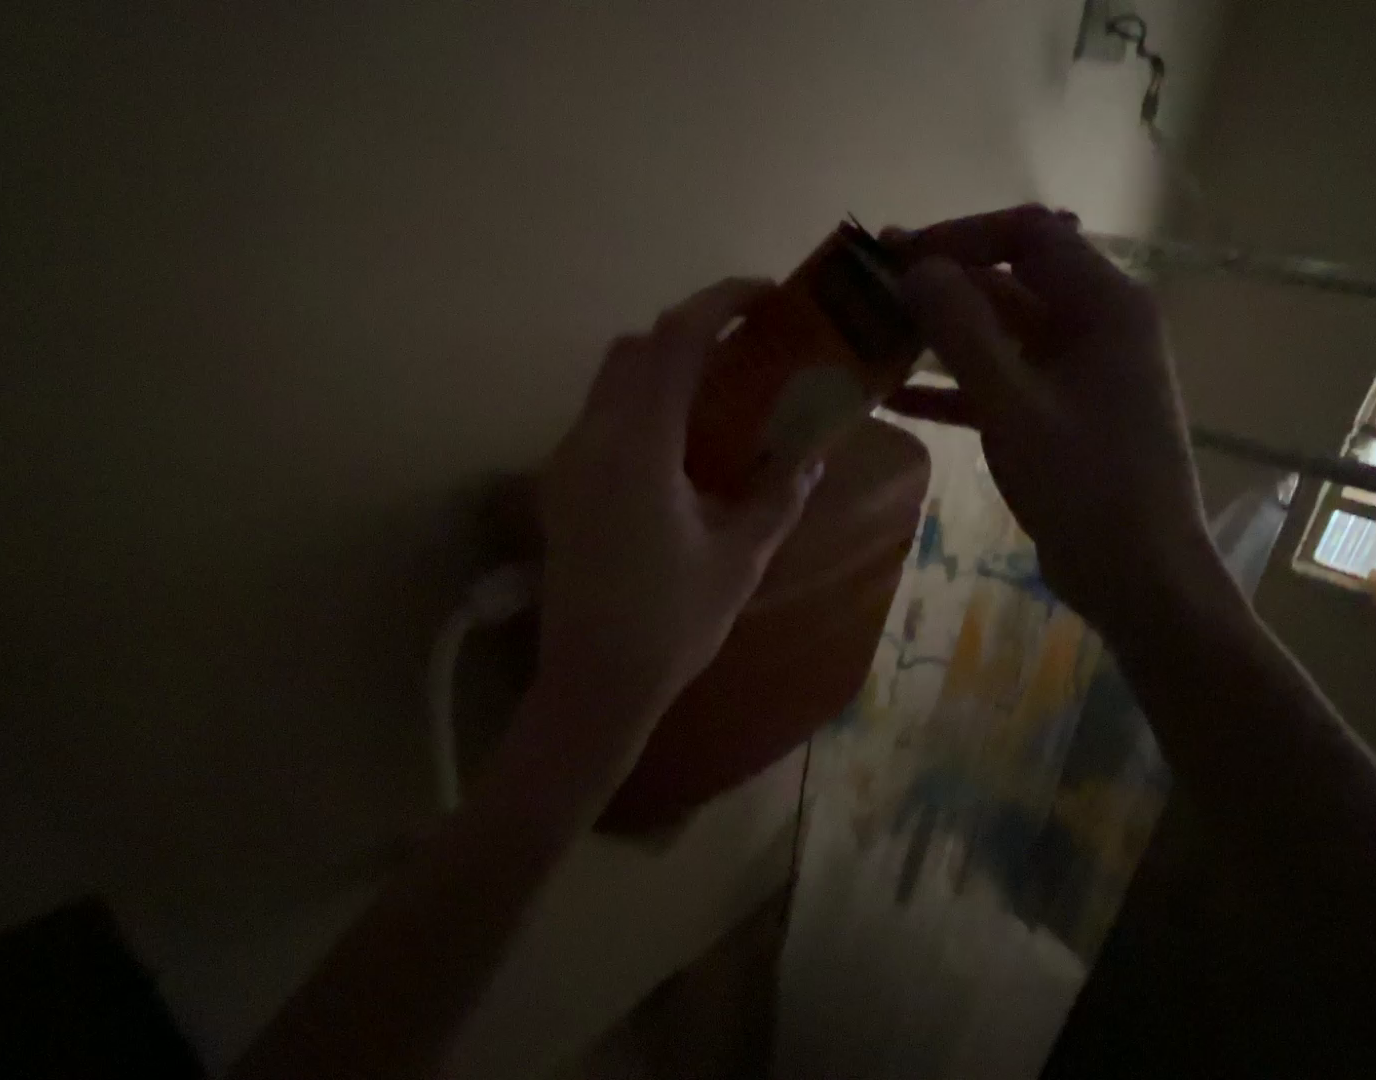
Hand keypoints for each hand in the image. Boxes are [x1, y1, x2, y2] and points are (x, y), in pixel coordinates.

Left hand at [535, 277, 824, 734]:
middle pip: (636, 349)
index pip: (675, 341)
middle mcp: (593, 440)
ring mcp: (569, 464)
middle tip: (744, 350)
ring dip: (661, 369)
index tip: (764, 296)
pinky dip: (640, 406)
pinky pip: (600, 419)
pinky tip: (677, 448)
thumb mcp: (740, 560)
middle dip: (690, 332)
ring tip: (716, 396)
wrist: (594, 683)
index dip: (720, 302)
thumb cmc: (671, 624)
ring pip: (611, 382)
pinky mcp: (561, 489)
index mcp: (639, 448)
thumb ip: (778, 498)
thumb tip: (813, 457)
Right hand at [883, 205, 1222, 634]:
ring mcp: (1076, 373)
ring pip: (998, 335)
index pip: (1027, 235)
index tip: (896, 256)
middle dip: (940, 287)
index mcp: (1103, 305)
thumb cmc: (1084, 484)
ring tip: (873, 339)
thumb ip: (963, 332)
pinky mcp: (1057, 414)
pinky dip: (952, 387)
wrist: (1137, 574)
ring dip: (939, 338)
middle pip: (1009, 281)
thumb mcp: (1013, 405)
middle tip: (870, 295)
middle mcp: (1095, 326)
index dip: (958, 236)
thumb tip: (915, 268)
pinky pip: (998, 383)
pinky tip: (895, 398)